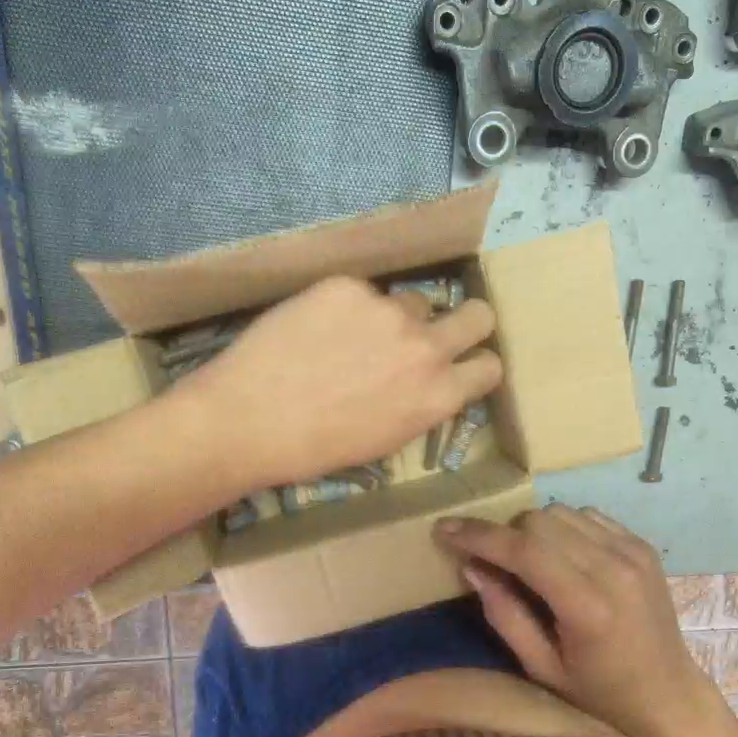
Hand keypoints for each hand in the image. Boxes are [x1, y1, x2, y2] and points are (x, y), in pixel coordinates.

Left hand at [178, 276, 502, 490]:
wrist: (247, 421)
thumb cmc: (315, 450)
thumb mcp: (386, 440)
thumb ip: (421, 405)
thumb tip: (428, 382)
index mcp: (439, 396)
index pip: (490, 366)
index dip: (475, 364)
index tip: (460, 364)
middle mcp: (426, 348)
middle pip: (478, 314)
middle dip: (467, 322)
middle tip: (437, 332)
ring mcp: (387, 311)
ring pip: (413, 302)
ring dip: (396, 318)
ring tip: (352, 341)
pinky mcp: (347, 287)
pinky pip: (364, 292)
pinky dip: (347, 308)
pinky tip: (316, 331)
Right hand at [435, 505, 732, 736]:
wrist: (667, 693)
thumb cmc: (598, 692)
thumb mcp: (541, 667)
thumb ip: (504, 615)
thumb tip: (471, 566)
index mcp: (587, 607)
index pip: (523, 551)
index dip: (478, 536)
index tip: (443, 530)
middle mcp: (614, 569)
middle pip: (539, 521)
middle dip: (506, 536)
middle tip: (493, 563)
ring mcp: (633, 552)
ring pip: (562, 512)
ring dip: (535, 531)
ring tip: (530, 563)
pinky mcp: (642, 545)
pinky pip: (588, 515)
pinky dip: (564, 529)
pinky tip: (563, 557)